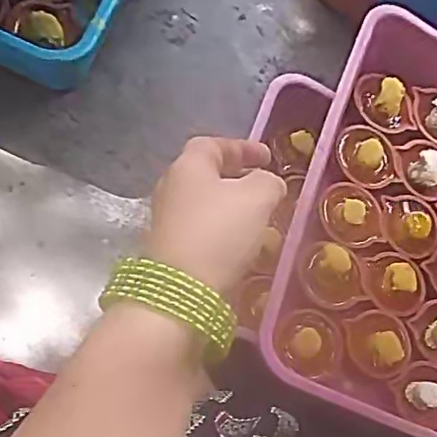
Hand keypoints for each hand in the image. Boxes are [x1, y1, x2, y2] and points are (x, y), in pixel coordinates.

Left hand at [144, 137, 287, 293]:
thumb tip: (269, 184)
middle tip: (262, 189)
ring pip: (204, 207)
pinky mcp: (170, 252)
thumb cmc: (220, 233)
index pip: (214, 145)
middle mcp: (171, 188)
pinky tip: (240, 248)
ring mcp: (167, 222)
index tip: (268, 157)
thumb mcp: (258, 198)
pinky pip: (202, 234)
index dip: (243, 148)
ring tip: (256, 221)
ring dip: (230, 210)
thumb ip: (268, 183)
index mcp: (189, 166)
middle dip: (236, 180)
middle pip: (206, 176)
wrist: (183, 290)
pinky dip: (222, 234)